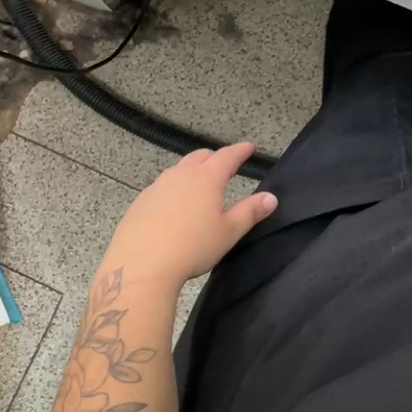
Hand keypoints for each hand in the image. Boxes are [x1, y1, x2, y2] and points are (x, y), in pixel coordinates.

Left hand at [104, 143, 277, 286]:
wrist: (142, 265)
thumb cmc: (193, 247)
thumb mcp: (228, 232)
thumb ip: (250, 212)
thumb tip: (271, 197)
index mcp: (206, 179)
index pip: (227, 157)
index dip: (240, 151)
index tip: (249, 147)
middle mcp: (180, 175)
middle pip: (200, 157)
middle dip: (214, 158)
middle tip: (224, 165)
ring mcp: (157, 187)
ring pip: (178, 170)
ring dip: (191, 171)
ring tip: (198, 183)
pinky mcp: (140, 202)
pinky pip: (161, 187)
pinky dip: (173, 188)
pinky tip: (173, 205)